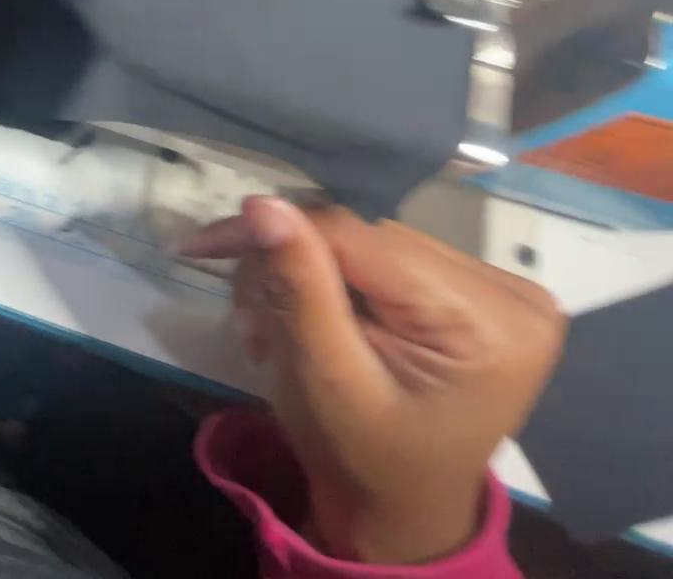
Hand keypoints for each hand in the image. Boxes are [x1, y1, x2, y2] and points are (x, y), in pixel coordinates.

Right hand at [178, 198, 564, 564]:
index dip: (268, 233)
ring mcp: (490, 287)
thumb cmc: (360, 449)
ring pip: (350, 238)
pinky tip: (300, 312)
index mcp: (487, 320)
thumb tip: (262, 202)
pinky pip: (366, 251)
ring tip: (266, 325)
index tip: (197, 248)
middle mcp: (504, 291)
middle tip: (243, 317)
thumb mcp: (321, 373)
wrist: (397, 497)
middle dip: (278, 264)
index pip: (353, 237)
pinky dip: (316, 276)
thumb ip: (298, 285)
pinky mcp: (464, 287)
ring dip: (290, 271)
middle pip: (351, 234)